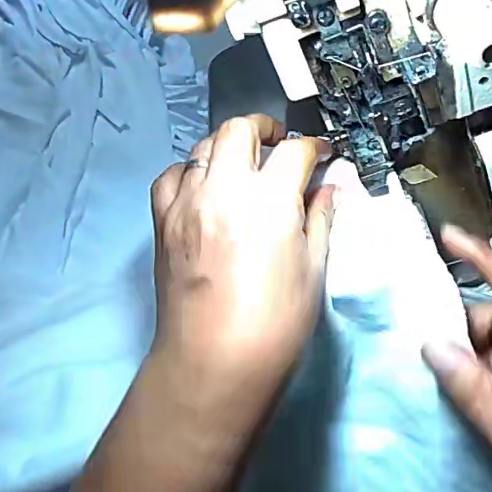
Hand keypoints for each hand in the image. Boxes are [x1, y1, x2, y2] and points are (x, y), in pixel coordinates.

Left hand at [148, 114, 334, 403]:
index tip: (322, 155)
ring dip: (227, 147)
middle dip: (264, 129)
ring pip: (202, 146)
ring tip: (243, 166)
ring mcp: (186, 202)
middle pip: (238, 130)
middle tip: (280, 147)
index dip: (315, 148)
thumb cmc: (274, 324)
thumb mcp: (312, 271)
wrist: (212, 362)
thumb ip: (320, 219)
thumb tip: (329, 189)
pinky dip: (189, 171)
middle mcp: (223, 189)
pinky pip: (170, 176)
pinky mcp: (162, 220)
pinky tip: (203, 186)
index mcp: (269, 201)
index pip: (294, 152)